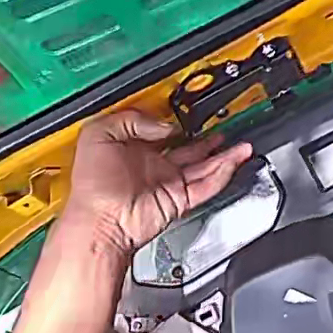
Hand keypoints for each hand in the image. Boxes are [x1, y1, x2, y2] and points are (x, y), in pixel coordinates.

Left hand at [59, 111, 252, 260]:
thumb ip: (132, 120)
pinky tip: (233, 161)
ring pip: (205, 166)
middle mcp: (153, 165)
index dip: (178, 119)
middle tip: (224, 125)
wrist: (100, 221)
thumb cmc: (92, 186)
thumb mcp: (98, 133)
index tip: (193, 110)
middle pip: (190, 148)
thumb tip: (165, 125)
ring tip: (241, 144)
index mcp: (133, 148)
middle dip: (208, 137)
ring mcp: (168, 183)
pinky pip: (207, 185)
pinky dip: (222, 173)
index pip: (162, 130)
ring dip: (224, 155)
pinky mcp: (179, 200)